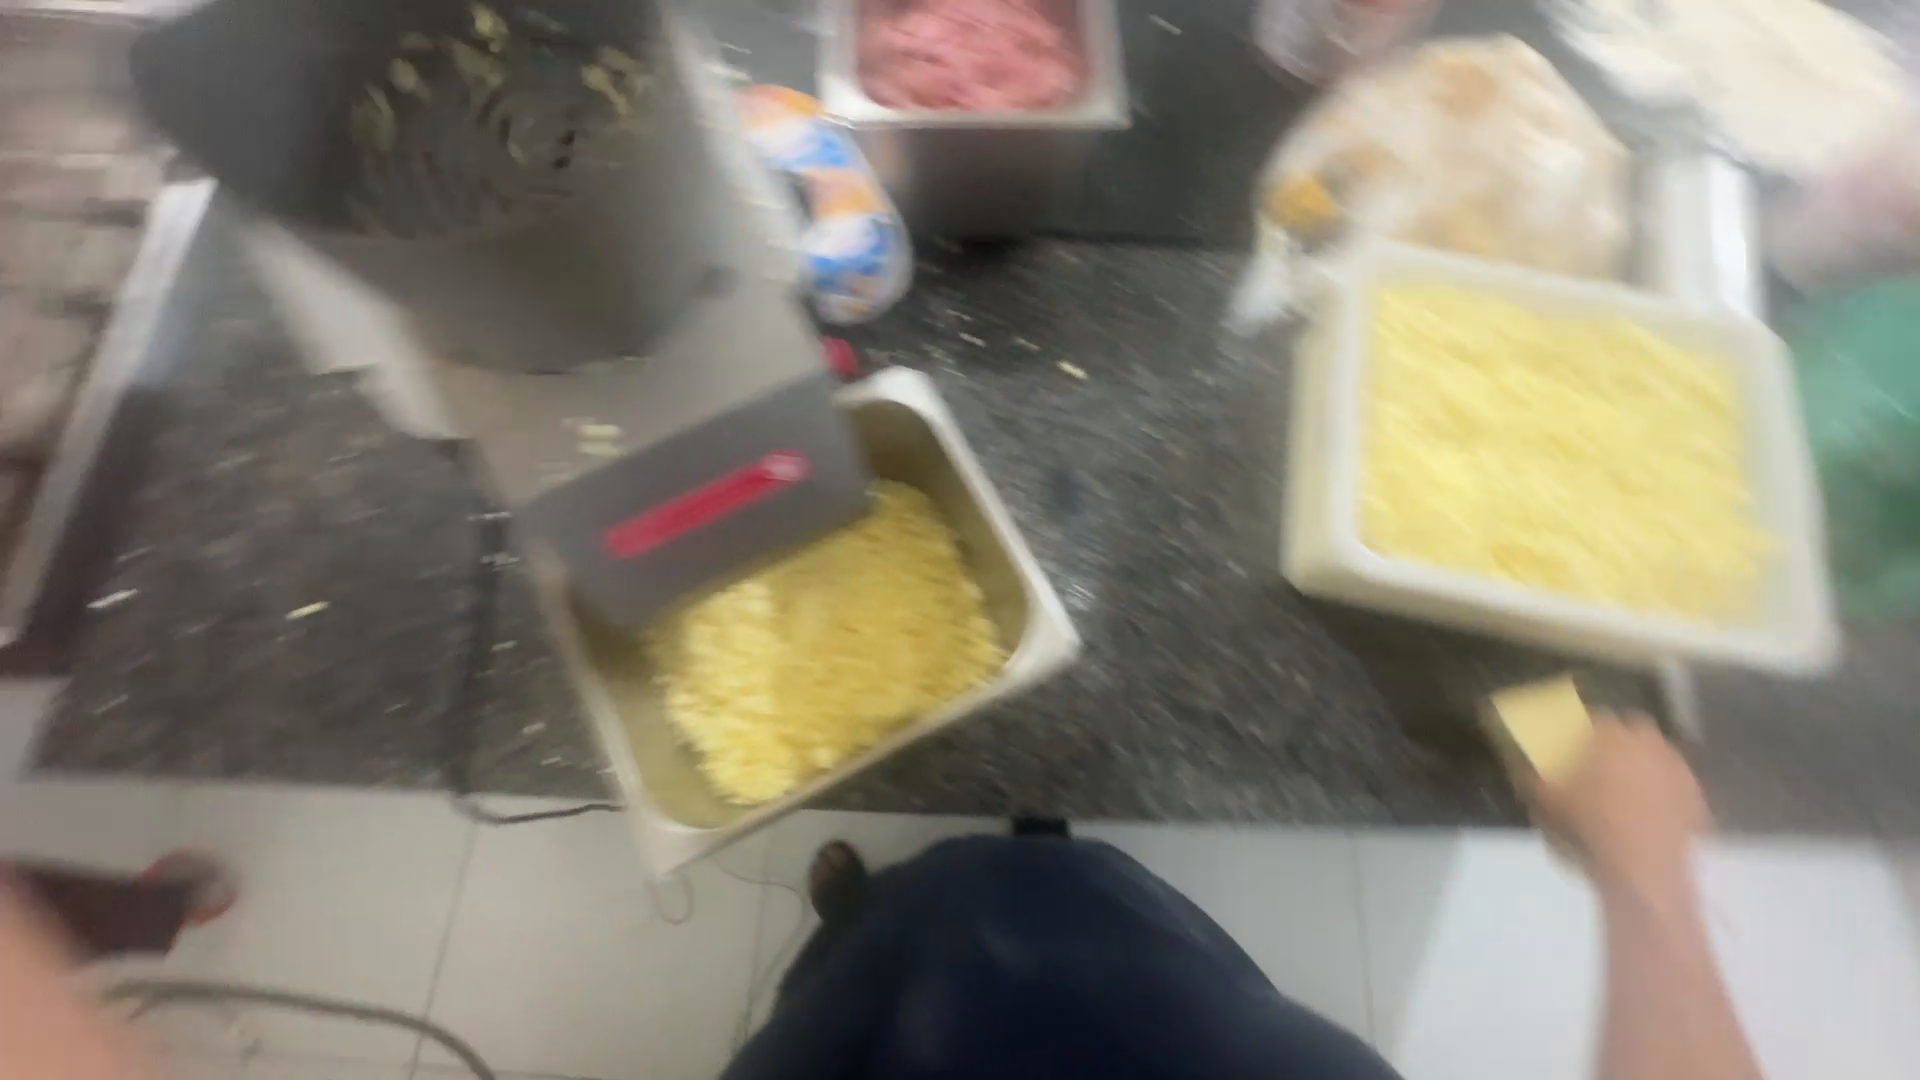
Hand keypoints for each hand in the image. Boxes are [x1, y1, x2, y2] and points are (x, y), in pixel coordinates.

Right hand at [1528, 711, 1708, 899]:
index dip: (1582, 725)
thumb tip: (1517, 757)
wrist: (1643, 870)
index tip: (1571, 737)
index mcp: (1612, 738)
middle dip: (1620, 736)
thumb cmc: (1588, 825)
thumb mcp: (1542, 797)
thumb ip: (1529, 772)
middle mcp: (1650, 747)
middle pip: (1635, 728)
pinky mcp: (1697, 800)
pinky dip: (1662, 787)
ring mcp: (1679, 773)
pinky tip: (1647, 806)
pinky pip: (1675, 782)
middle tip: (1600, 754)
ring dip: (1643, 760)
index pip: (1596, 716)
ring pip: (1659, 753)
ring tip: (1625, 781)